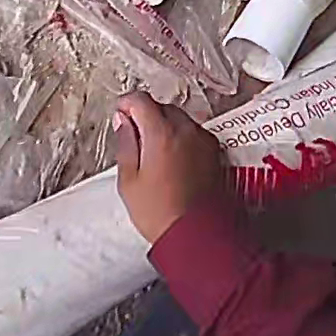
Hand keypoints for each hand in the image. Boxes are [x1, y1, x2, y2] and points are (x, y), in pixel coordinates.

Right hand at [113, 91, 223, 242]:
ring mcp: (203, 139)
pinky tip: (173, 161)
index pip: (141, 100)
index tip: (120, 113)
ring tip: (154, 154)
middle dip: (146, 116)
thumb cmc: (161, 213)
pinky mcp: (214, 150)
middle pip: (161, 107)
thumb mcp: (129, 180)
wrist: (198, 235)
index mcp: (161, 133)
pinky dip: (181, 138)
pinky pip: (193, 133)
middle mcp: (186, 130)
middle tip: (134, 137)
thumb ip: (125, 143)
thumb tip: (122, 122)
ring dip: (165, 126)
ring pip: (179, 119)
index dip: (126, 104)